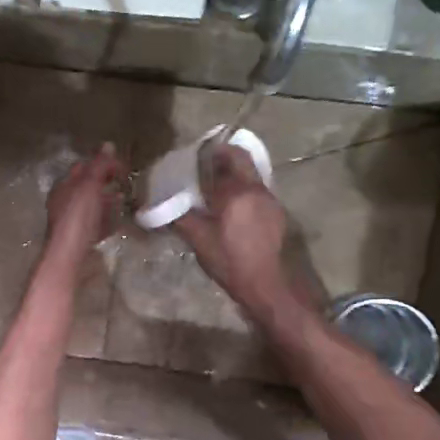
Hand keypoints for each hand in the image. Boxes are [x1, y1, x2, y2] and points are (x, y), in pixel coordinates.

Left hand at [45, 143, 125, 259]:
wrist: (69, 256)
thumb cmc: (77, 218)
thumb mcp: (89, 186)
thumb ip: (99, 165)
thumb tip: (108, 144)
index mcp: (64, 186)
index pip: (83, 167)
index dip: (102, 162)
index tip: (122, 165)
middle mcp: (65, 202)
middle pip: (87, 186)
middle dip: (105, 181)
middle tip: (124, 180)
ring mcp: (72, 222)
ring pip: (91, 205)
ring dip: (106, 200)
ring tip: (123, 197)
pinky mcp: (80, 238)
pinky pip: (95, 224)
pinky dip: (107, 218)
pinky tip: (117, 220)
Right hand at [172, 144, 297, 320]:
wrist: (269, 286)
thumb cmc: (231, 262)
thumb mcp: (199, 241)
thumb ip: (181, 218)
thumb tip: (161, 206)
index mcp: (235, 192)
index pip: (221, 159)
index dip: (206, 153)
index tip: (193, 155)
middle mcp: (256, 189)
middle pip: (242, 158)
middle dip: (224, 155)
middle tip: (205, 162)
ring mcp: (270, 200)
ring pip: (251, 173)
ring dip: (235, 172)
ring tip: (216, 185)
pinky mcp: (277, 213)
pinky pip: (257, 190)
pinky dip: (244, 188)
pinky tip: (232, 206)